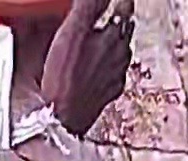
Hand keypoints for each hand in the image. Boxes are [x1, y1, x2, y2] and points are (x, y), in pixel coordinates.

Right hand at [42, 0, 133, 135]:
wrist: (62, 121)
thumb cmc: (66, 78)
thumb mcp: (73, 31)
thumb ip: (91, 5)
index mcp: (115, 36)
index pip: (125, 5)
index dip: (119, 0)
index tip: (114, 1)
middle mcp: (121, 57)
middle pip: (124, 31)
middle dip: (117, 22)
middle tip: (108, 17)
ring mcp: (116, 79)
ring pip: (120, 54)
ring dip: (112, 47)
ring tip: (101, 44)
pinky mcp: (109, 97)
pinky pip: (113, 76)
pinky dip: (107, 69)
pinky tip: (96, 71)